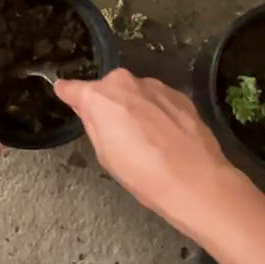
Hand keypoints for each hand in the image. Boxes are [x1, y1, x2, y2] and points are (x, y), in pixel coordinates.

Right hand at [54, 69, 264, 241]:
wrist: (196, 181)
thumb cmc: (141, 173)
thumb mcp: (104, 153)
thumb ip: (92, 123)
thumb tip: (86, 107)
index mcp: (98, 96)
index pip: (70, 88)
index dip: (68, 96)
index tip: (68, 100)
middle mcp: (123, 82)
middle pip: (106, 89)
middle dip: (108, 104)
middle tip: (117, 132)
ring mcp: (154, 85)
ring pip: (134, 92)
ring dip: (134, 106)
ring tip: (148, 137)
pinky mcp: (179, 94)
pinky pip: (158, 99)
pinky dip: (157, 111)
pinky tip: (167, 136)